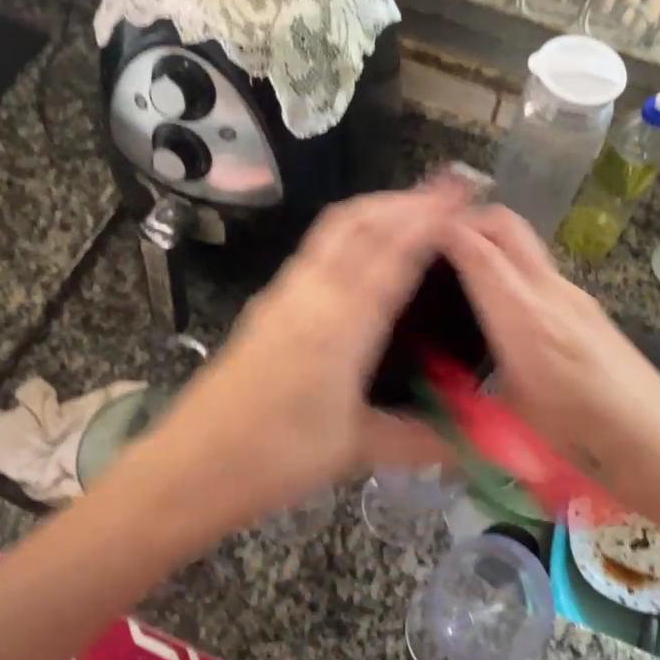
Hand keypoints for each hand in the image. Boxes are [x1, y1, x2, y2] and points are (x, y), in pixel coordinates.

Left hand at [138, 181, 464, 528]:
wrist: (190, 465)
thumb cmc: (274, 457)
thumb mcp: (353, 450)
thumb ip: (416, 439)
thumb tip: (470, 448)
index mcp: (343, 322)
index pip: (394, 252)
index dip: (430, 217)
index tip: (461, 195)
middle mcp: (312, 294)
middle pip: (360, 222)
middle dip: (403, 200)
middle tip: (444, 193)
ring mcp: (283, 295)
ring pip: (333, 231)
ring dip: (374, 211)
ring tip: (409, 211)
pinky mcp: (265, 306)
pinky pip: (315, 251)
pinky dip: (348, 235)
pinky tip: (360, 254)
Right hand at [441, 206, 659, 521]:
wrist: (659, 444)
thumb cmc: (580, 438)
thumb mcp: (510, 415)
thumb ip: (469, 384)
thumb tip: (438, 375)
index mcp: (522, 315)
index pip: (475, 248)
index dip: (440, 230)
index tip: (411, 232)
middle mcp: (549, 291)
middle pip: (505, 225)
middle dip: (468, 218)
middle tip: (436, 239)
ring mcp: (575, 295)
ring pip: (525, 246)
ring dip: (492, 244)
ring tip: (460, 272)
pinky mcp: (590, 309)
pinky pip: (540, 272)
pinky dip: (513, 270)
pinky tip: (501, 307)